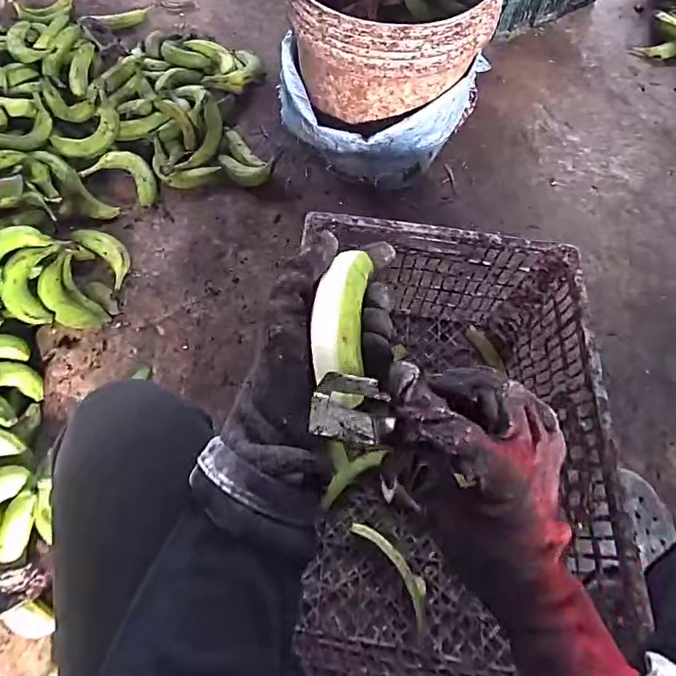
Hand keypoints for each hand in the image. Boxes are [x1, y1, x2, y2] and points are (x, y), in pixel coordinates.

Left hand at [194, 231, 392, 557]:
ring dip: (382, 342)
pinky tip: (386, 381)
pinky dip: (397, 375)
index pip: (354, 278)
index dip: (372, 263)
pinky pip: (398, 374)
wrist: (280, 436)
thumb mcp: (280, 316)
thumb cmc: (277, 373)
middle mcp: (343, 331)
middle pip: (379, 305)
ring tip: (364, 358)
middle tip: (366, 322)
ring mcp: (360, 362)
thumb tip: (328, 239)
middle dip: (377, 308)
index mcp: (320, 310)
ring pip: (390, 337)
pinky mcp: (374, 392)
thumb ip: (299, 275)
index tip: (388, 255)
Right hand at [389, 365, 570, 599]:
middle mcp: (526, 448)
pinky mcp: (553, 447)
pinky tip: (490, 405)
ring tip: (455, 394)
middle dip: (453, 386)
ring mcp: (544, 444)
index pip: (451, 422)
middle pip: (488, 391)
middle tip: (430, 391)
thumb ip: (423, 464)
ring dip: (479, 387)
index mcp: (498, 468)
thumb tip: (400, 430)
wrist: (532, 580)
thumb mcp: (441, 511)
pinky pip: (532, 405)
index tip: (401, 388)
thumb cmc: (482, 554)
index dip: (421, 404)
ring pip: (512, 391)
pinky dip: (508, 399)